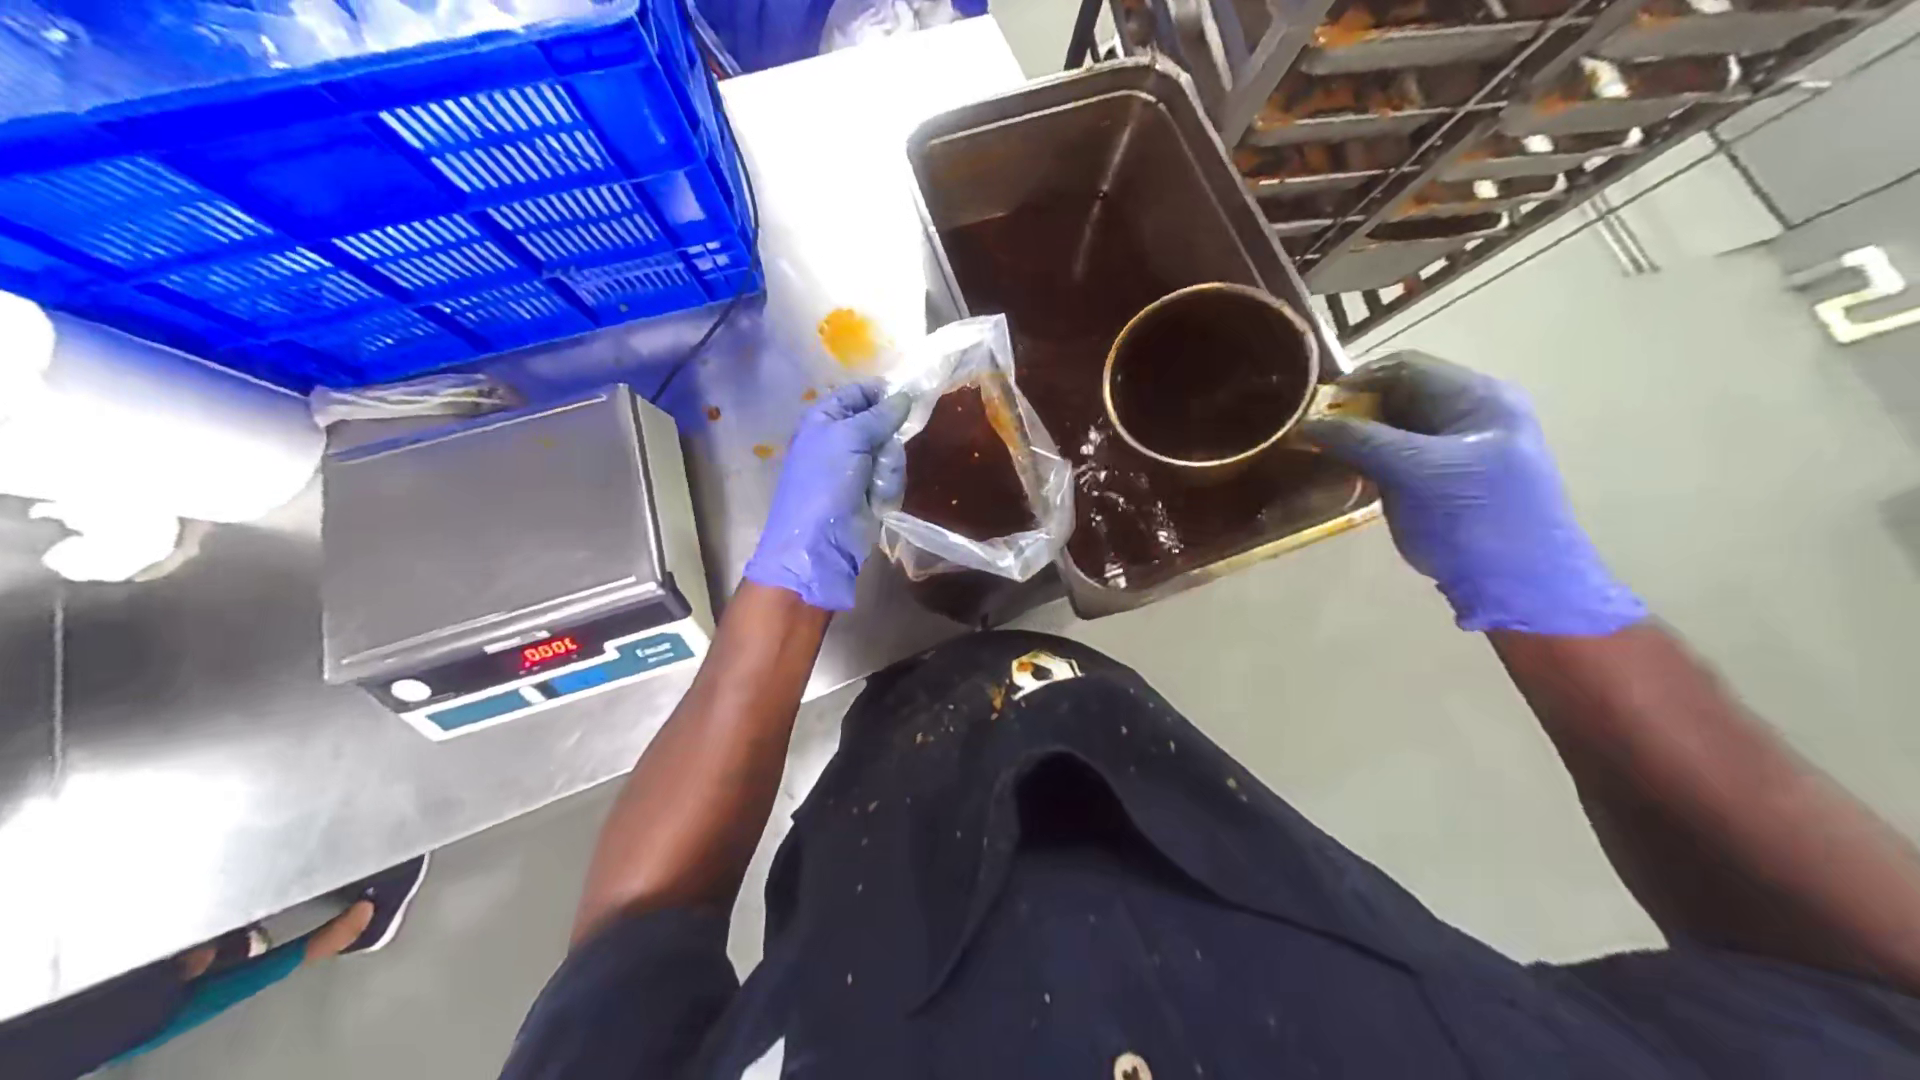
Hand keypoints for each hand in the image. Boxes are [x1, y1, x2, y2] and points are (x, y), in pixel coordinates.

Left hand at [743, 381, 908, 610]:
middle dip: (888, 439)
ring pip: (892, 451)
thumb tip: (905, 396)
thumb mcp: (849, 438)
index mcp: (824, 419)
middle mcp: (840, 439)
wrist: (820, 540)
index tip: (908, 398)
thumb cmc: (826, 481)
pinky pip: (892, 476)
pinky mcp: (871, 491)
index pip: (858, 393)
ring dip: (888, 468)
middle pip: (882, 423)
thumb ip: (879, 415)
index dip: (881, 393)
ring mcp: (856, 467)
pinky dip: (888, 488)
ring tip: (875, 485)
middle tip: (883, 452)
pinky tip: (877, 501)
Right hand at [1302, 350, 1644, 634]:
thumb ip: (1358, 440)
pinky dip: (1369, 459)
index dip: (1356, 380)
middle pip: (1399, 395)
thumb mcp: (1412, 471)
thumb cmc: (1472, 516)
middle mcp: (1470, 414)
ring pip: (1395, 427)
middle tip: (1312, 432)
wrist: (1517, 584)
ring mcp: (1458, 448)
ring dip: (1358, 437)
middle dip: (1354, 410)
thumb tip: (1305, 424)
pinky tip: (1346, 473)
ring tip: (1322, 453)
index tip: (1313, 405)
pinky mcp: (1443, 479)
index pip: (1405, 367)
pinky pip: (1398, 455)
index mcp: (1477, 398)